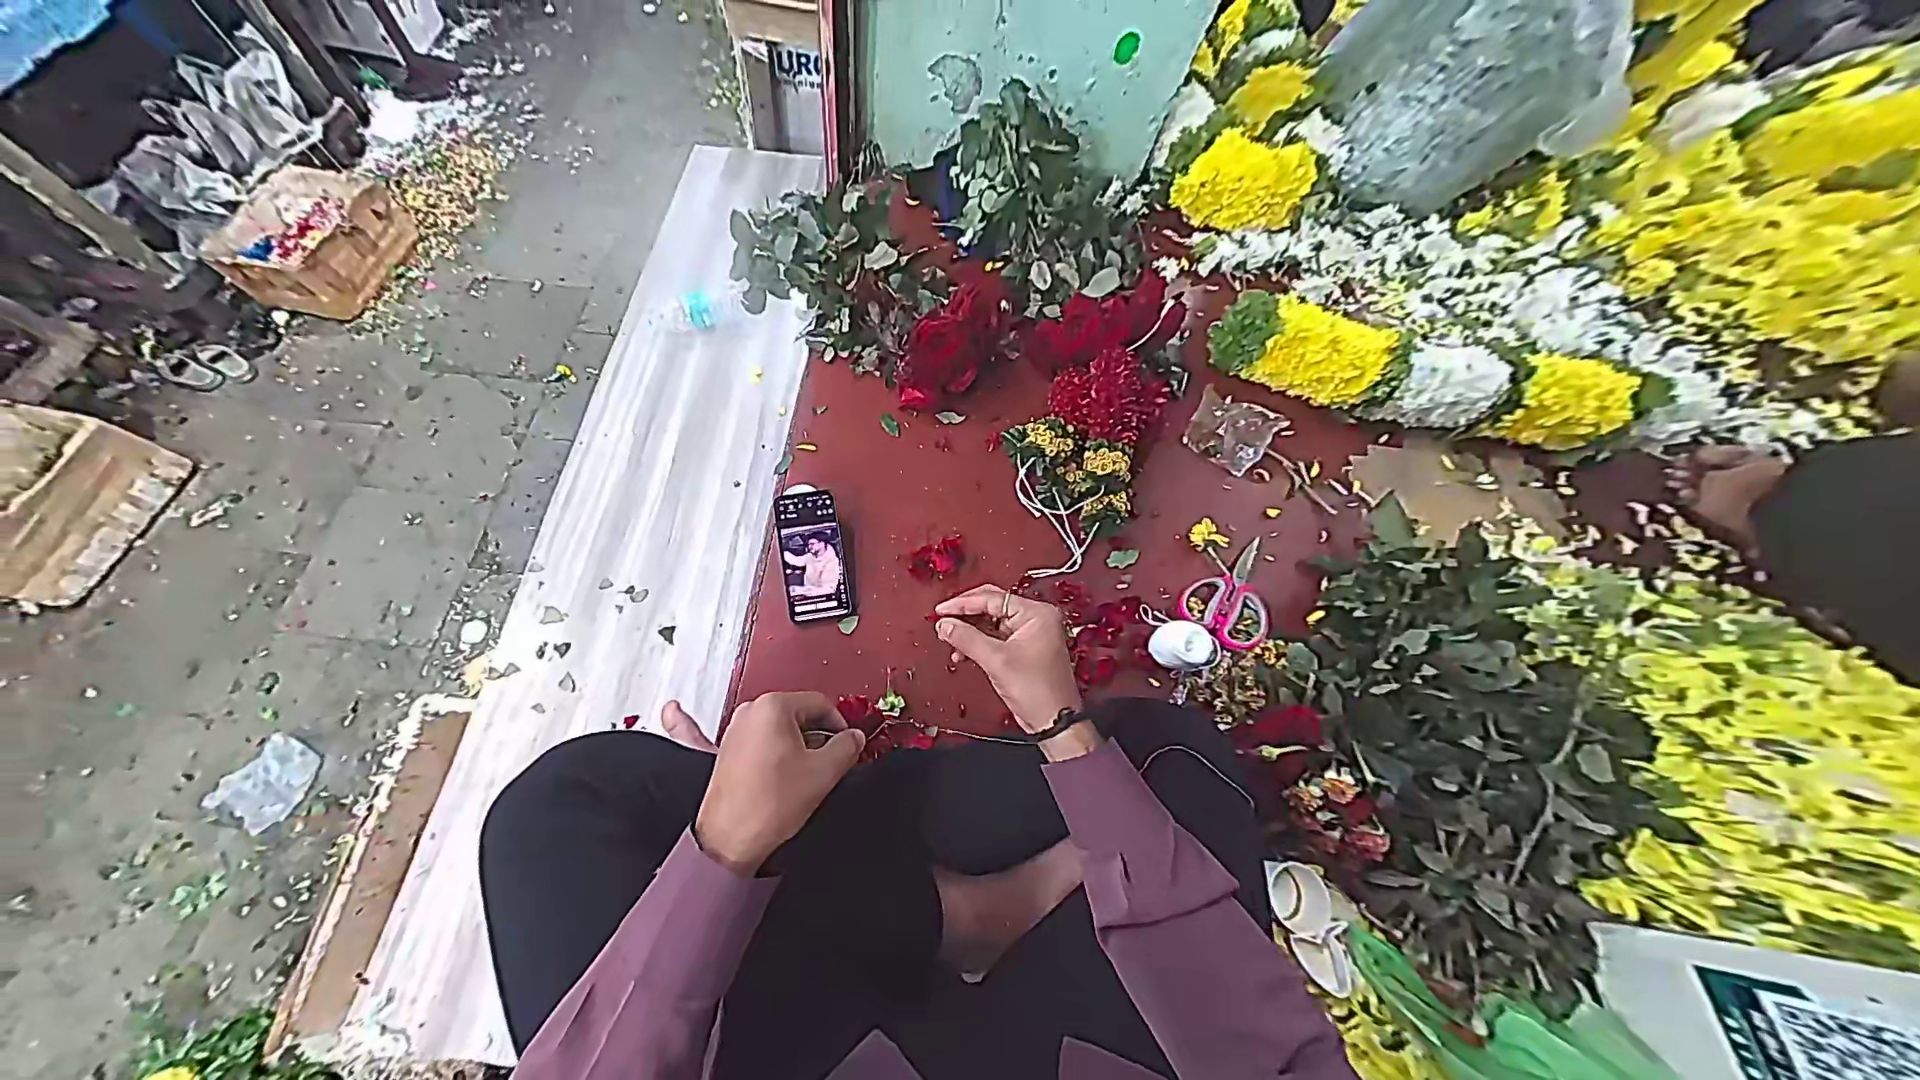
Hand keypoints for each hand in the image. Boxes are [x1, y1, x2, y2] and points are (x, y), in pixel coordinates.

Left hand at [693, 692, 864, 874]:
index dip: (838, 725)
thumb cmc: (770, 805)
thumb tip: (853, 738)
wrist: (729, 844)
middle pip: (797, 716)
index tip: (845, 745)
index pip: (820, 704)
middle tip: (825, 764)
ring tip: (797, 773)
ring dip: (787, 745)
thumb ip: (847, 746)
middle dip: (814, 737)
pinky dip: (689, 725)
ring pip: (773, 730)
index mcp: (773, 706)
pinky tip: (671, 711)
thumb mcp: (825, 771)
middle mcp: (748, 712)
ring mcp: (729, 733)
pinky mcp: (716, 756)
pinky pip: (698, 733)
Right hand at [934, 586, 1095, 759]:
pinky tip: (962, 652)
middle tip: (943, 621)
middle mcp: (1036, 619)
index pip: (992, 598)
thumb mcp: (997, 660)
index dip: (963, 604)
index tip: (942, 611)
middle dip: (965, 615)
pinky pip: (996, 637)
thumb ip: (967, 638)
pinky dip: (978, 643)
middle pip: (992, 606)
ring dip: (969, 631)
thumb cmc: (1037, 691)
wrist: (1054, 721)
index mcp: (1036, 613)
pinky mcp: (1024, 648)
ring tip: (949, 639)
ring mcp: (1030, 634)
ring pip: (991, 622)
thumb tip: (945, 624)